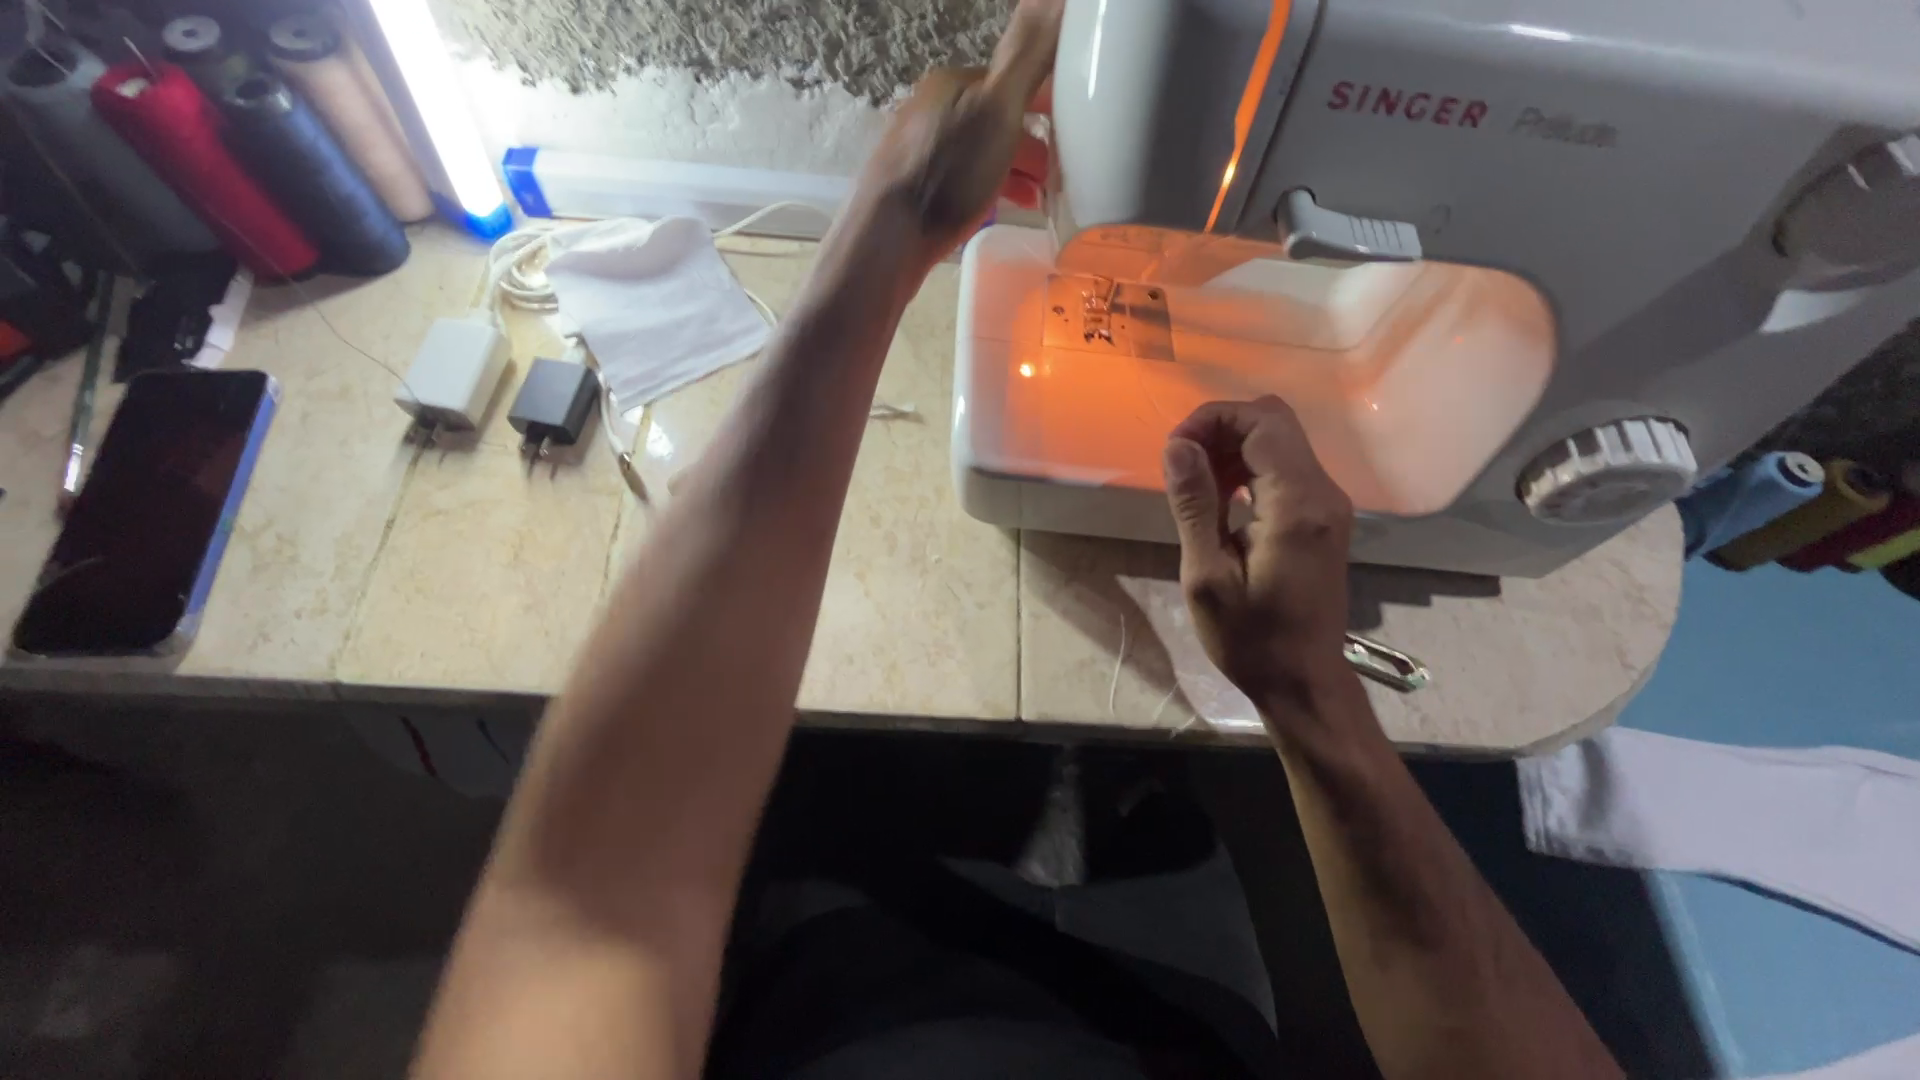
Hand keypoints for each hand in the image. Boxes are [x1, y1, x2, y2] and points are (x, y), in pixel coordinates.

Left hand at [850, 0, 1060, 272]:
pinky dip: (989, 193)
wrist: (888, 240)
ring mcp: (920, 153)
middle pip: (997, 120)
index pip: (1012, 80)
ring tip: (1040, 199)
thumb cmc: (947, 173)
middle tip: (1062, 173)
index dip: (1048, 102)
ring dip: (1014, 172)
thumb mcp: (998, 109)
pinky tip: (1001, 213)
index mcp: (952, 83)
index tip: (1076, 131)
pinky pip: (964, 183)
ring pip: (981, 154)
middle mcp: (932, 111)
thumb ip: (1028, 53)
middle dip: (1033, 143)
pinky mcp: (915, 194)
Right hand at [1162, 397, 1355, 706]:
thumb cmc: (1249, 638)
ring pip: (1281, 442)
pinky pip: (1285, 469)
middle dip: (1222, 428)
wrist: (1302, 680)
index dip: (1213, 419)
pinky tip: (1221, 498)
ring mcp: (1327, 505)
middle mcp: (1323, 494)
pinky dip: (1249, 467)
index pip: (1263, 422)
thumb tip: (1178, 446)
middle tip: (1181, 464)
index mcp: (1297, 506)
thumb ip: (1195, 504)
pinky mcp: (1322, 518)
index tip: (1173, 451)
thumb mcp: (1207, 575)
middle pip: (1275, 422)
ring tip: (1194, 483)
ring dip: (1233, 447)